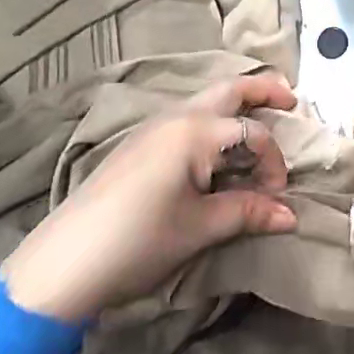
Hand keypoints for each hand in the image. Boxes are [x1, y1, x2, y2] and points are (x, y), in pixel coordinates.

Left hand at [1, 75, 299, 321]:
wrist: (61, 265)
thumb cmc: (139, 240)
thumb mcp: (199, 228)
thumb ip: (248, 212)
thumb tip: (291, 215)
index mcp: (196, 130)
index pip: (253, 134)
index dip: (273, 163)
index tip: (278, 198)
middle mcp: (177, 115)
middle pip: (231, 88)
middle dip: (264, 89)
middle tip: (291, 100)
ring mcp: (154, 125)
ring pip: (207, 98)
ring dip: (237, 102)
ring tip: (260, 115)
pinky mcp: (139, 142)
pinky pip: (188, 114)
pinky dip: (214, 117)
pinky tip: (217, 144)